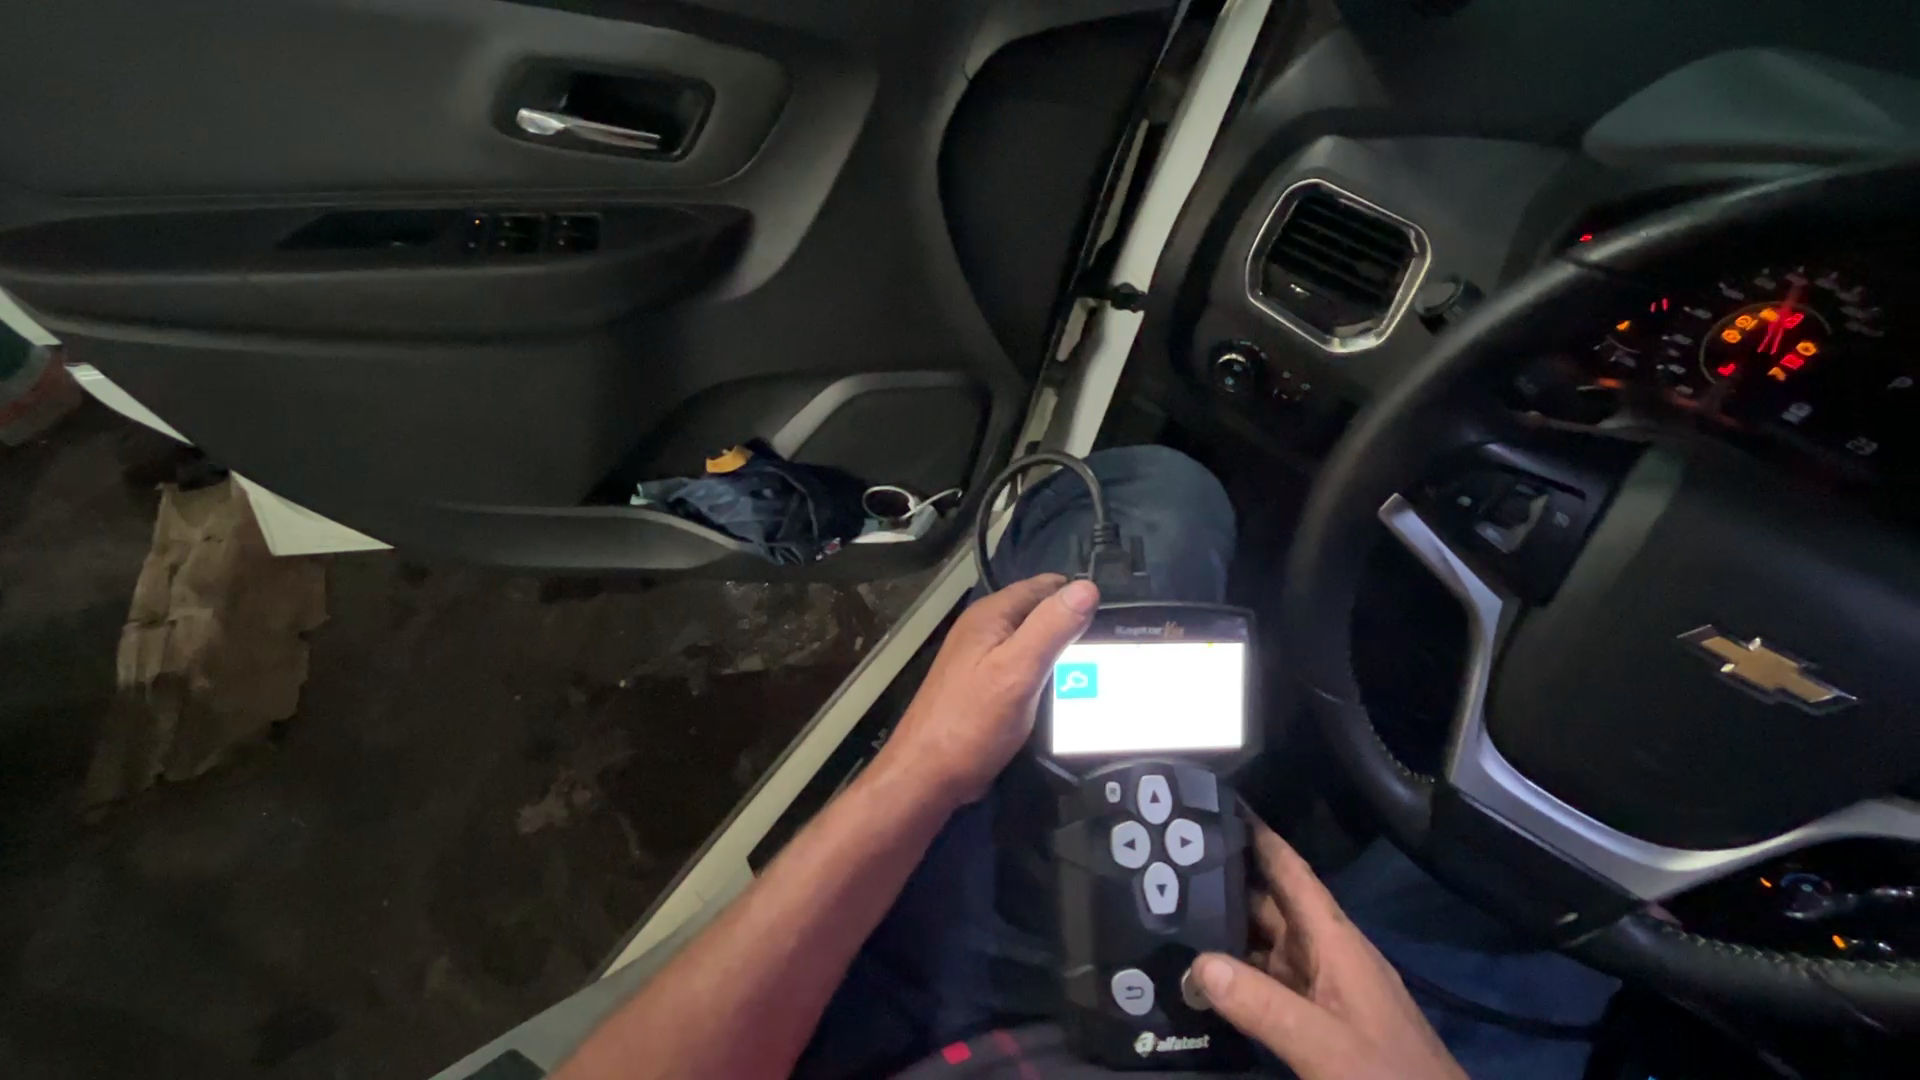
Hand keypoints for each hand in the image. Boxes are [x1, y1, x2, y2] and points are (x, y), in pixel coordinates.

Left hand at [874, 574, 1098, 807]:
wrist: (928, 777)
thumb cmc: (972, 721)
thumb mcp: (1018, 670)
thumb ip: (1051, 628)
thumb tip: (1088, 586)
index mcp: (989, 616)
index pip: (1043, 587)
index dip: (1078, 595)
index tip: (1119, 612)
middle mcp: (984, 630)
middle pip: (1040, 616)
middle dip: (1074, 626)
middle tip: (1118, 645)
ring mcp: (983, 661)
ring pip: (1034, 646)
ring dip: (1064, 654)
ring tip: (1106, 668)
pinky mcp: (987, 689)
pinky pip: (1026, 672)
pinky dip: (1049, 678)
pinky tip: (1072, 694)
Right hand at [1189, 818, 1467, 1079]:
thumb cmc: (1389, 1079)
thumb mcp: (1326, 1046)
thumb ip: (1263, 1005)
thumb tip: (1196, 962)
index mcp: (1336, 942)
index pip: (1292, 873)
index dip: (1260, 837)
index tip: (1217, 805)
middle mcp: (1327, 957)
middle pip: (1270, 907)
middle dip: (1224, 884)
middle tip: (1166, 865)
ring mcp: (1324, 993)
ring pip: (1266, 947)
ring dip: (1226, 932)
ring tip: (1170, 913)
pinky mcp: (1319, 1025)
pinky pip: (1268, 986)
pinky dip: (1236, 976)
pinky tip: (1202, 978)